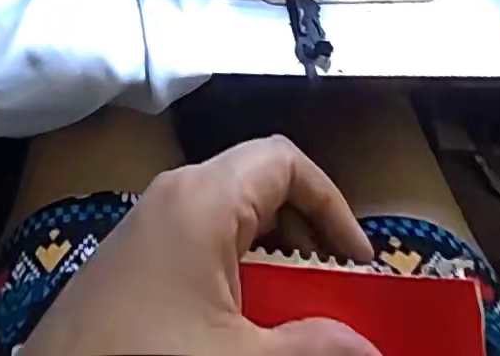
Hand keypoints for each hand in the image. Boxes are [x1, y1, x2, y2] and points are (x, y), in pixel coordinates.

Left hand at [23, 135, 384, 355]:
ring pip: (230, 208)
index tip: (357, 260)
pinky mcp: (130, 253)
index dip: (331, 201)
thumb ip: (312, 347)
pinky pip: (200, 234)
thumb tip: (368, 347)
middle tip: (332, 280)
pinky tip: (240, 314)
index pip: (285, 161)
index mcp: (204, 196)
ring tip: (294, 301)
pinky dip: (236, 261)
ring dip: (272, 246)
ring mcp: (148, 220)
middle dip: (305, 225)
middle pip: (260, 179)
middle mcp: (176, 191)